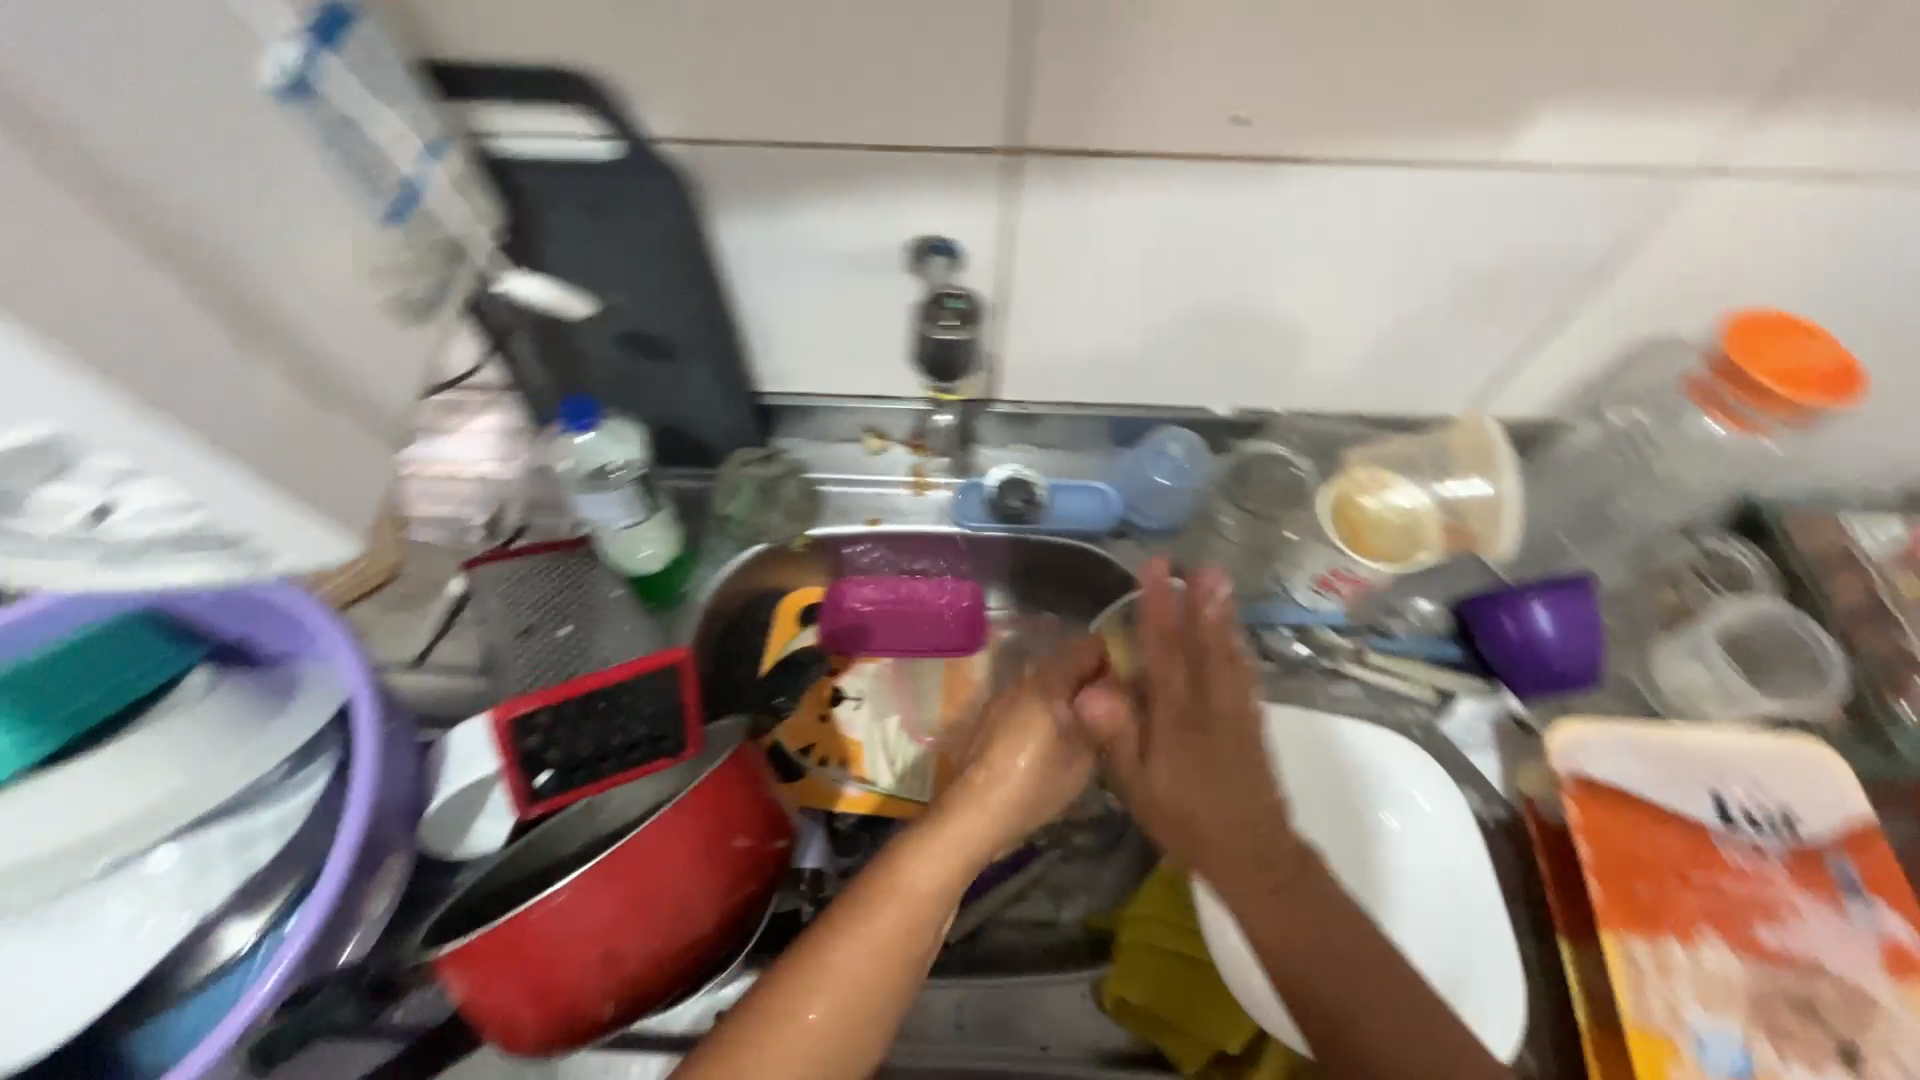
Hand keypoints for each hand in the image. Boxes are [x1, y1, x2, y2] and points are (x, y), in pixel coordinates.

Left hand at [927, 633, 1108, 863]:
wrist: (972, 813)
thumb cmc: (1033, 784)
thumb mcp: (1081, 757)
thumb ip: (1101, 719)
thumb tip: (1116, 690)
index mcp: (1045, 683)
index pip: (1083, 650)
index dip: (1110, 655)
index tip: (1132, 671)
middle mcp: (1020, 682)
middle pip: (1060, 665)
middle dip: (1088, 675)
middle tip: (1116, 698)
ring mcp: (1000, 701)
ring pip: (1042, 684)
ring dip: (1066, 693)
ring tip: (1090, 718)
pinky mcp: (989, 722)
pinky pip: (1027, 701)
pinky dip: (1047, 708)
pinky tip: (1057, 734)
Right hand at [1070, 559, 1306, 892]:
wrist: (1253, 853)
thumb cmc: (1185, 821)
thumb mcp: (1138, 788)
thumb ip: (1116, 738)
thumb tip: (1088, 691)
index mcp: (1177, 718)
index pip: (1163, 653)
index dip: (1156, 609)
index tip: (1154, 572)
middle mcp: (1211, 705)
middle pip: (1203, 645)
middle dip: (1197, 602)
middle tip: (1197, 564)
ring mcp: (1237, 711)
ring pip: (1228, 654)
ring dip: (1222, 615)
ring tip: (1219, 581)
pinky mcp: (1253, 722)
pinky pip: (1244, 673)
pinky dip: (1238, 646)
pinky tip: (1236, 633)